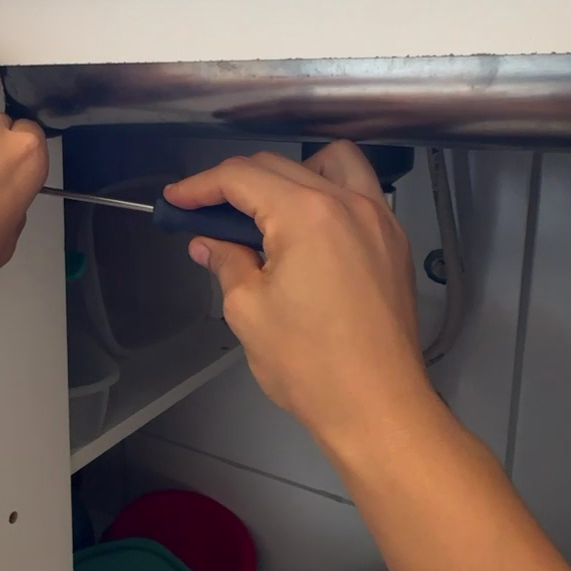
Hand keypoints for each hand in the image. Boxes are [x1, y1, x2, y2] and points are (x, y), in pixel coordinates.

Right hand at [164, 142, 431, 438]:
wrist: (378, 407)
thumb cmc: (311, 365)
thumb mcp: (248, 309)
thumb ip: (226, 261)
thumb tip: (208, 243)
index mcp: (306, 215)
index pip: (241, 178)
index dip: (199, 186)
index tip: (176, 200)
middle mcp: (348, 203)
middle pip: (278, 165)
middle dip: (233, 183)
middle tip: (204, 212)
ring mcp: (379, 220)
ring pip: (331, 163)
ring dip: (290, 172)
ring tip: (266, 209)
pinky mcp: (394, 242)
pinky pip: (359, 191)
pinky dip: (327, 193)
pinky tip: (307, 230)